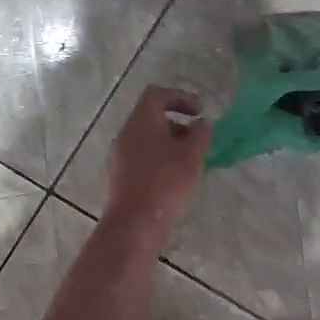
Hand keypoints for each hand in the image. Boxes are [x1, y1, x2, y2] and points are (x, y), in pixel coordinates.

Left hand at [103, 86, 210, 238]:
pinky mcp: (119, 177)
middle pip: (152, 118)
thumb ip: (201, 133)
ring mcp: (119, 156)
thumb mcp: (192, 155)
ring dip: (169, 146)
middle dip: (178, 126)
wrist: (134, 224)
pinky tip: (173, 182)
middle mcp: (126, 133)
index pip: (157, 94)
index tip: (200, 112)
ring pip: (147, 140)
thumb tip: (200, 124)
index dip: (180, 97)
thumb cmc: (166, 182)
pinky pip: (142, 159)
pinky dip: (159, 162)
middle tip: (197, 142)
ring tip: (189, 165)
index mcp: (141, 120)